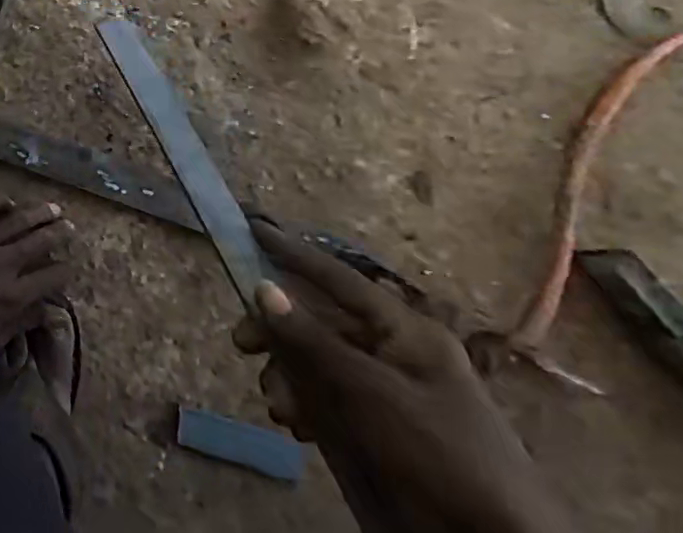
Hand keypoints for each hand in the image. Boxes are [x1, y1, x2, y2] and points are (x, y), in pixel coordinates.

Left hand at [0, 200, 72, 352]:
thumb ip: (20, 324)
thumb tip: (47, 313)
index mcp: (12, 294)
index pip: (50, 279)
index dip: (66, 271)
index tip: (74, 264)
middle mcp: (3, 262)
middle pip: (38, 243)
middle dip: (58, 234)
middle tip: (71, 226)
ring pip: (16, 221)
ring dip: (38, 214)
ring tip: (54, 208)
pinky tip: (8, 198)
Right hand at [234, 220, 572, 532]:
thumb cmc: (440, 454)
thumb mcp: (370, 393)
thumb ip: (312, 340)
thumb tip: (262, 287)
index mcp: (404, 331)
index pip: (338, 278)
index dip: (292, 253)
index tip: (251, 227)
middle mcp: (392, 351)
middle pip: (318, 321)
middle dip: (278, 334)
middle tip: (242, 345)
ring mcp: (384, 390)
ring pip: (314, 361)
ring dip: (287, 378)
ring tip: (282, 408)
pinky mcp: (376, 426)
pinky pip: (324, 397)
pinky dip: (303, 405)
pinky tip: (298, 427)